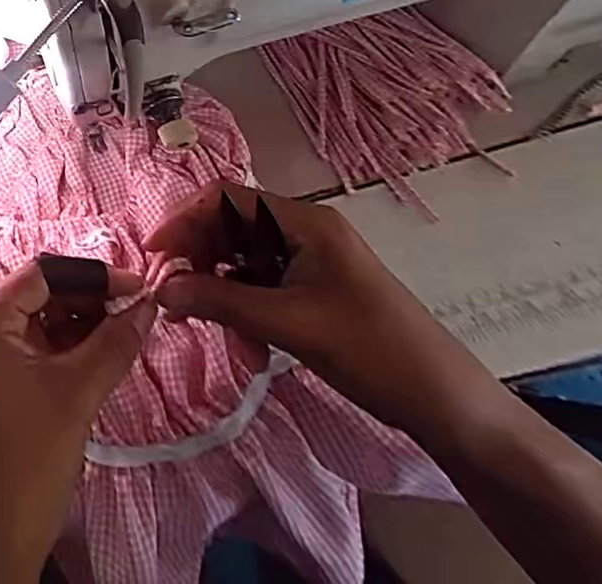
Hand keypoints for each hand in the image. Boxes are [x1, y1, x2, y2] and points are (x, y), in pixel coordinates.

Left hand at [0, 261, 157, 582]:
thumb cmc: (30, 460)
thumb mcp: (78, 393)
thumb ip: (115, 341)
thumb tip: (148, 302)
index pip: (44, 273)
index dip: (93, 275)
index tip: (137, 286)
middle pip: (44, 292)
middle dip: (91, 300)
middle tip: (136, 313)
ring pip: (46, 319)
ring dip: (86, 324)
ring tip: (126, 335)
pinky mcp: (2, 379)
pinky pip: (42, 345)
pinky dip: (73, 347)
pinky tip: (105, 356)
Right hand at [144, 181, 511, 444]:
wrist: (445, 402)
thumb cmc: (372, 350)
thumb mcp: (289, 324)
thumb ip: (221, 301)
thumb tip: (161, 289)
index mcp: (304, 221)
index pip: (228, 198)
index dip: (186, 220)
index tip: (156, 255)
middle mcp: (304, 230)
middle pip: (232, 227)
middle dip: (200, 258)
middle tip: (176, 297)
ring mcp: (310, 259)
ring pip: (244, 259)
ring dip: (221, 289)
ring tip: (212, 326)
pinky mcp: (313, 287)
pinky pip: (262, 284)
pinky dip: (244, 306)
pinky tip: (246, 341)